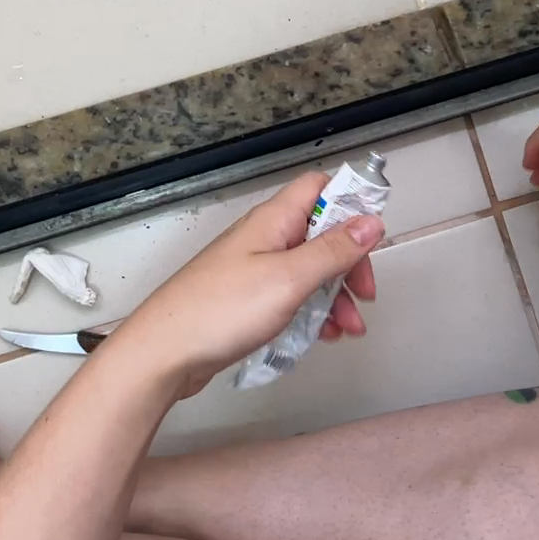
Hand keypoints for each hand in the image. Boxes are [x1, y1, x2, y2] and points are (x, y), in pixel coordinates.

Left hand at [109, 173, 381, 398]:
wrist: (165, 352)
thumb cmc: (222, 310)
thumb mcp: (289, 279)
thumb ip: (333, 250)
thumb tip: (371, 221)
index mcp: (273, 220)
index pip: (318, 187)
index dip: (350, 201)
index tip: (373, 236)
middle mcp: (264, 237)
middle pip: (320, 232)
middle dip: (349, 262)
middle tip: (365, 295)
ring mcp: (254, 268)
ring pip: (308, 269)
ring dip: (334, 294)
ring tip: (349, 328)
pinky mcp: (247, 298)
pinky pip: (291, 295)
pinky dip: (312, 311)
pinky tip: (323, 336)